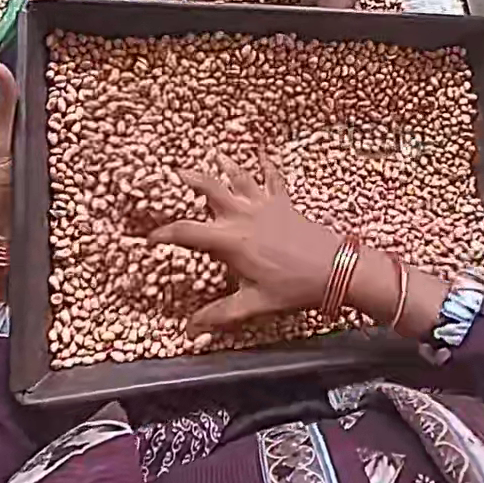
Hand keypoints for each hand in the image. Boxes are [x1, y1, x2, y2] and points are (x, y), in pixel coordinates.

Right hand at [149, 155, 339, 332]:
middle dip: (190, 179)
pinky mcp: (283, 202)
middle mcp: (242, 216)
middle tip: (174, 172)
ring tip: (214, 154)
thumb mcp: (253, 304)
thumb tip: (189, 330)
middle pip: (209, 189)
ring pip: (238, 177)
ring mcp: (263, 205)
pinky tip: (261, 152)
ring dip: (225, 165)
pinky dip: (265, 164)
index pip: (187, 232)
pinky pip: (272, 178)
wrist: (334, 269)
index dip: (164, 234)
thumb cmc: (292, 287)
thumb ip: (219, 314)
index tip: (149, 238)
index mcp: (229, 241)